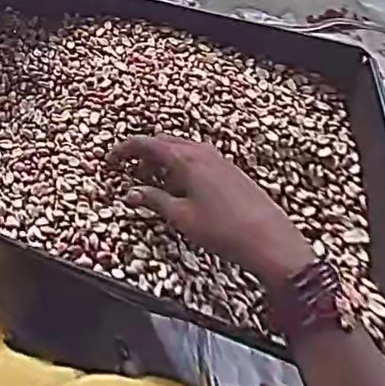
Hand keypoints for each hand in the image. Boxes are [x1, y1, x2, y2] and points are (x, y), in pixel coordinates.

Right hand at [110, 135, 315, 282]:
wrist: (274, 243)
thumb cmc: (225, 231)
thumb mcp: (182, 218)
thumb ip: (153, 200)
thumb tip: (130, 194)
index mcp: (185, 158)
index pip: (145, 143)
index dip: (124, 150)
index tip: (110, 160)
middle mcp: (201, 152)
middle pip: (163, 142)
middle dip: (142, 153)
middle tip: (128, 169)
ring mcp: (219, 159)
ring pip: (181, 149)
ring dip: (162, 160)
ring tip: (151, 181)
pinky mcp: (231, 170)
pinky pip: (197, 158)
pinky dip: (180, 166)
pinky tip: (180, 188)